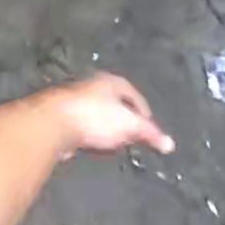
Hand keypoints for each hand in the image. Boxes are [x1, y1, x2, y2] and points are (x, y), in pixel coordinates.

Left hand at [41, 73, 174, 156]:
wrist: (54, 121)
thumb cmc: (95, 117)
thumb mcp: (129, 125)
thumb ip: (149, 133)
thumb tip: (170, 143)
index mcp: (110, 80)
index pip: (134, 94)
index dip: (144, 113)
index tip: (150, 131)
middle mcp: (94, 83)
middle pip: (116, 101)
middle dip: (126, 118)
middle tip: (134, 137)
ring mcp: (77, 96)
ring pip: (99, 111)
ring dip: (108, 125)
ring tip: (116, 142)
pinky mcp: (65, 112)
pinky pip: (85, 122)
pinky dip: (93, 131)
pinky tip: (94, 143)